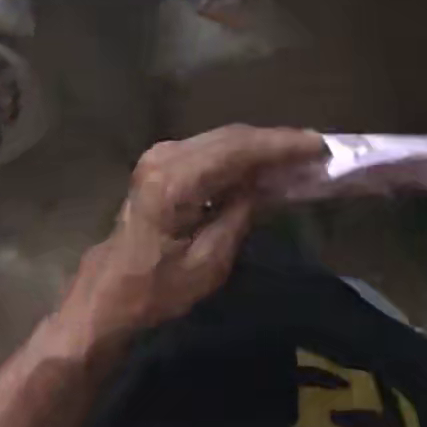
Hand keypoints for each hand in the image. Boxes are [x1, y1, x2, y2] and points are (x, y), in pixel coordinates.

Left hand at [53, 125, 324, 346]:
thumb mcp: (208, 264)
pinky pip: (211, 147)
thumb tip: (265, 182)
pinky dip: (241, 151)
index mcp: (174, 181)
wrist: (109, 289)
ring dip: (260, 144)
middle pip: (230, 137)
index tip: (316, 144)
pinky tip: (263, 160)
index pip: (236, 151)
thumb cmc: (156, 287)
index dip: (279, 145)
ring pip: (222, 138)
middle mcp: (166, 156)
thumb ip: (239, 215)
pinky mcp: (163, 158)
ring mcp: (161, 153)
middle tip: (315, 146)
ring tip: (298, 151)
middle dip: (275, 140)